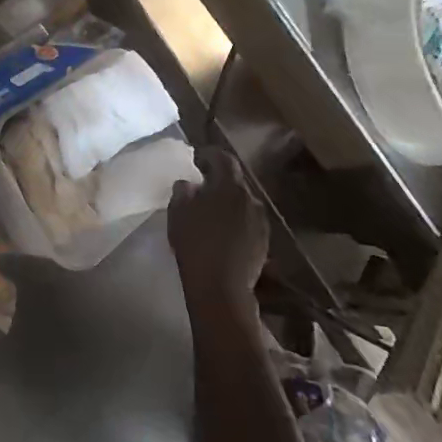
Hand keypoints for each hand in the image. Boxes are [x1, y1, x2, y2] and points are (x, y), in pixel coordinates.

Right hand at [168, 146, 268, 311]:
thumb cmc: (194, 244)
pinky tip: (223, 233)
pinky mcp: (264, 240)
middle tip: (200, 188)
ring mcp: (260, 220)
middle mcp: (250, 198)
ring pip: (242, 203)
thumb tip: (189, 183)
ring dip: (228, 203)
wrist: (221, 285)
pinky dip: (235, 220)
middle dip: (218, 181)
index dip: (210, 155)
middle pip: (234, 182)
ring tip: (211, 214)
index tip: (196, 158)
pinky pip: (248, 221)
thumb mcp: (178, 214)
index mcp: (229, 187)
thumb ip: (183, 192)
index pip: (224, 159)